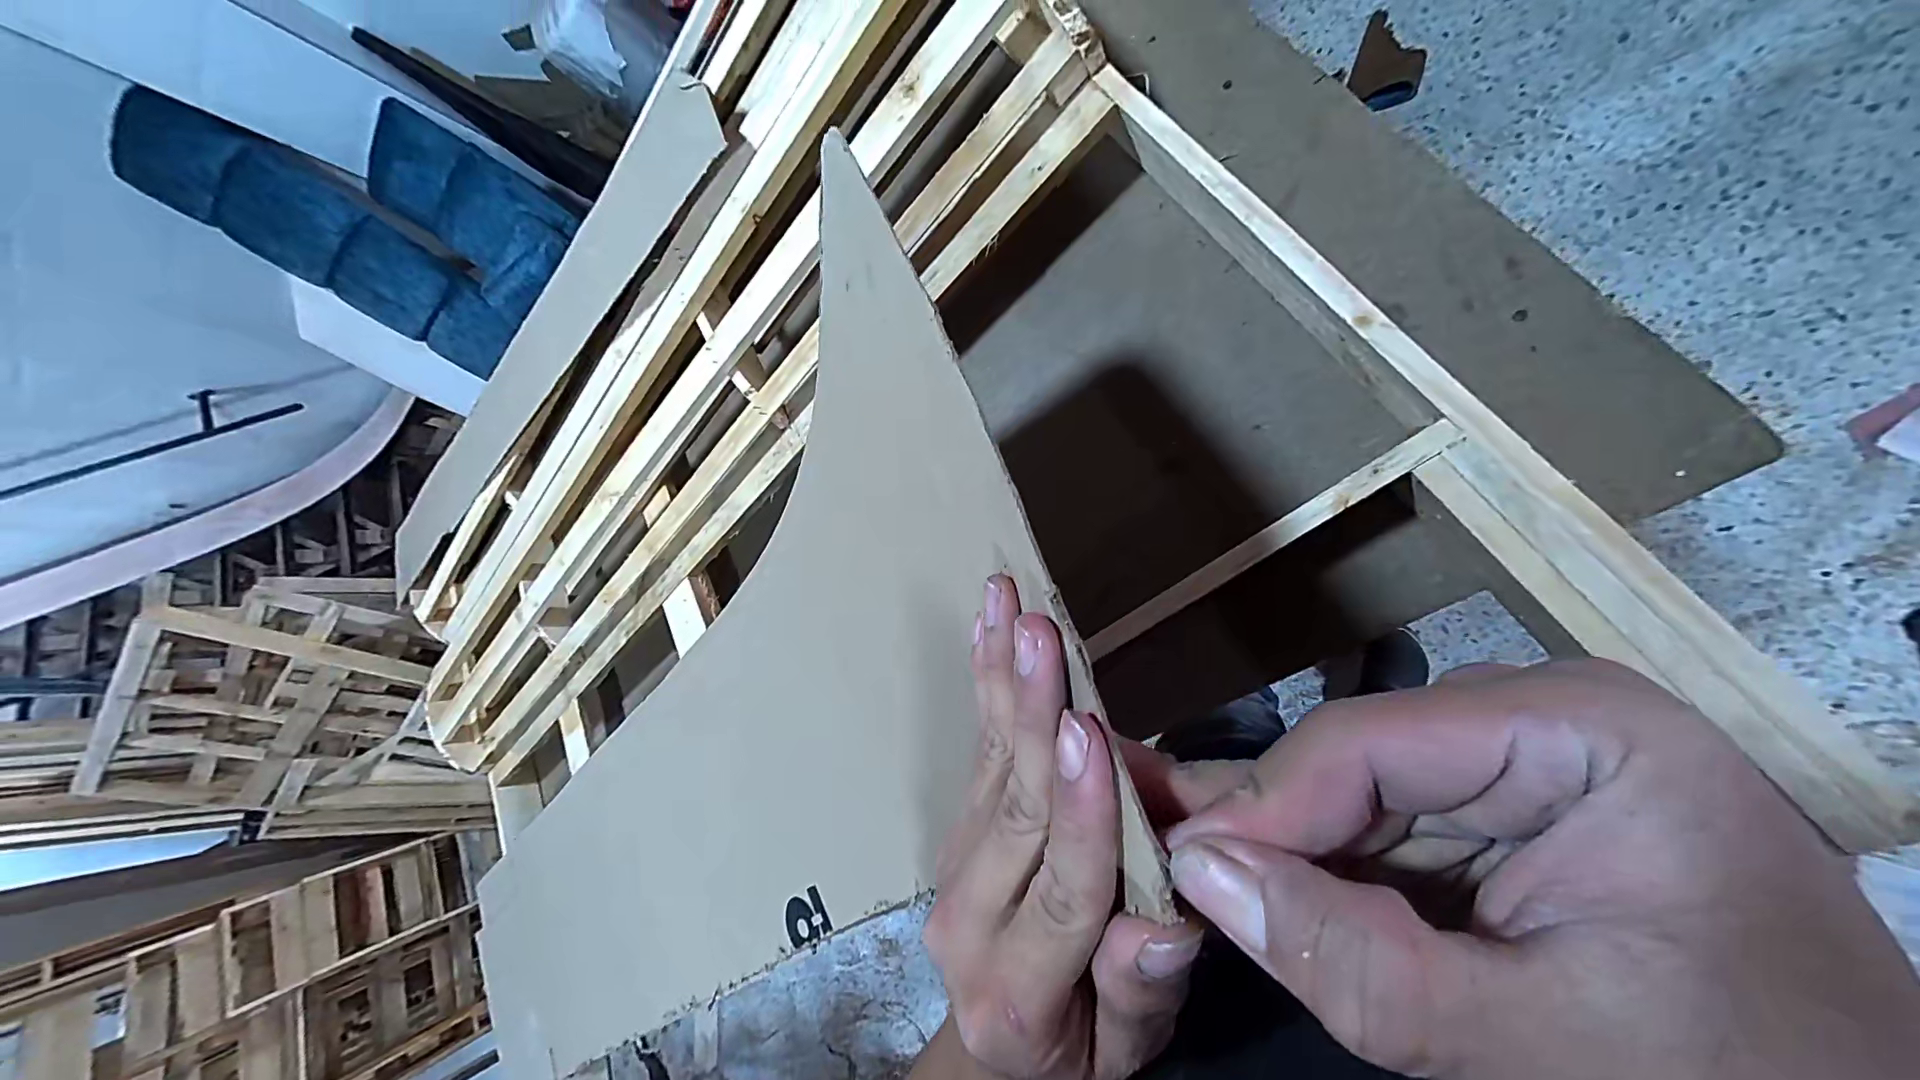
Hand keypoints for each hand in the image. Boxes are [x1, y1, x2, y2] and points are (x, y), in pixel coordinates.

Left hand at [917, 576, 1207, 1079]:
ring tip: (1003, 604)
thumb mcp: (1127, 1046)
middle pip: (1014, 807)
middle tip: (1037, 633)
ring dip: (1000, 676)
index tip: (1089, 730)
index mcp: (1019, 988)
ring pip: (989, 763)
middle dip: (1030, 712)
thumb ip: (1142, 989)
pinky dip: (983, 684)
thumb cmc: (1077, 1043)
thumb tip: (1170, 923)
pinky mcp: (960, 823)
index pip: (1061, 890)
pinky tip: (986, 629)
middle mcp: (971, 914)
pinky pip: (976, 750)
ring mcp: (957, 859)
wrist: (993, 1042)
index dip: (1080, 812)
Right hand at [1164, 659, 1919, 1079]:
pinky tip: (1232, 856)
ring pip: (1341, 787)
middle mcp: (1528, 716)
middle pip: (1346, 760)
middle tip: (1151, 847)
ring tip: (1166, 840)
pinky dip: (1305, 855)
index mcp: (1579, 729)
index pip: (1365, 743)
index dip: (1260, 805)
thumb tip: (1196, 870)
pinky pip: (1367, 819)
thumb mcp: (1544, 1048)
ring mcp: (1503, 756)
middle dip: (1255, 822)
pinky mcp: (1482, 803)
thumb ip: (1360, 963)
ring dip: (1266, 837)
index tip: (1175, 862)